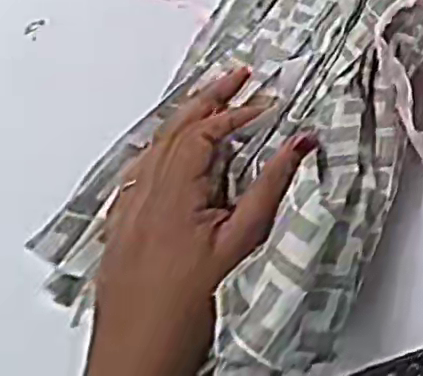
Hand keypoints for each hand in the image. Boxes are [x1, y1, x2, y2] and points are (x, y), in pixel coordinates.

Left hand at [85, 67, 316, 375]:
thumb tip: (301, 140)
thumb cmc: (190, 307)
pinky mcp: (121, 236)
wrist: (136, 365)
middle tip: (237, 75)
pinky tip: (171, 152)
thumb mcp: (243, 241)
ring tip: (209, 101)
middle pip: (171, 134)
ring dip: (184, 121)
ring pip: (151, 153)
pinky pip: (138, 177)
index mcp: (169, 199)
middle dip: (206, 100)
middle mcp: (140, 202)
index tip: (268, 105)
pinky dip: (161, 151)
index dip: (236, 113)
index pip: (202, 136)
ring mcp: (125, 219)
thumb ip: (271, 185)